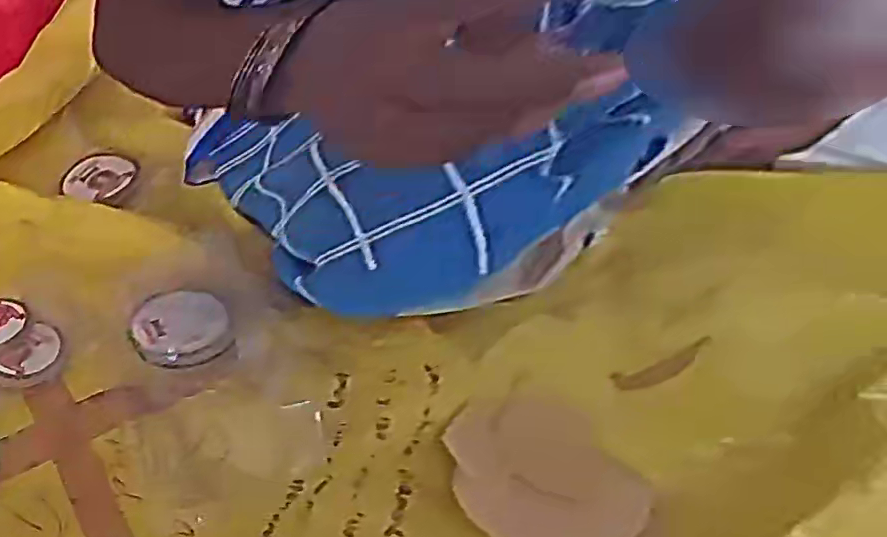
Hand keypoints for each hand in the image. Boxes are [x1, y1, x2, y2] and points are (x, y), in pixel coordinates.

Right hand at [270, 0, 629, 166]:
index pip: (490, 12)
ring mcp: (374, 124)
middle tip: (608, 75)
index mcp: (408, 18)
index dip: (539, 31)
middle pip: (484, 91)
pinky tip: (506, 123)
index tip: (599, 36)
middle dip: (550, 83)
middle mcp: (389, 77)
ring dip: (519, 117)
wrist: (299, 62)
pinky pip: (436, 153)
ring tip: (560, 99)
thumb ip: (493, 14)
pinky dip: (477, 139)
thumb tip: (546, 37)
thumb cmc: (374, 12)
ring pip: (463, 131)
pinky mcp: (370, 150)